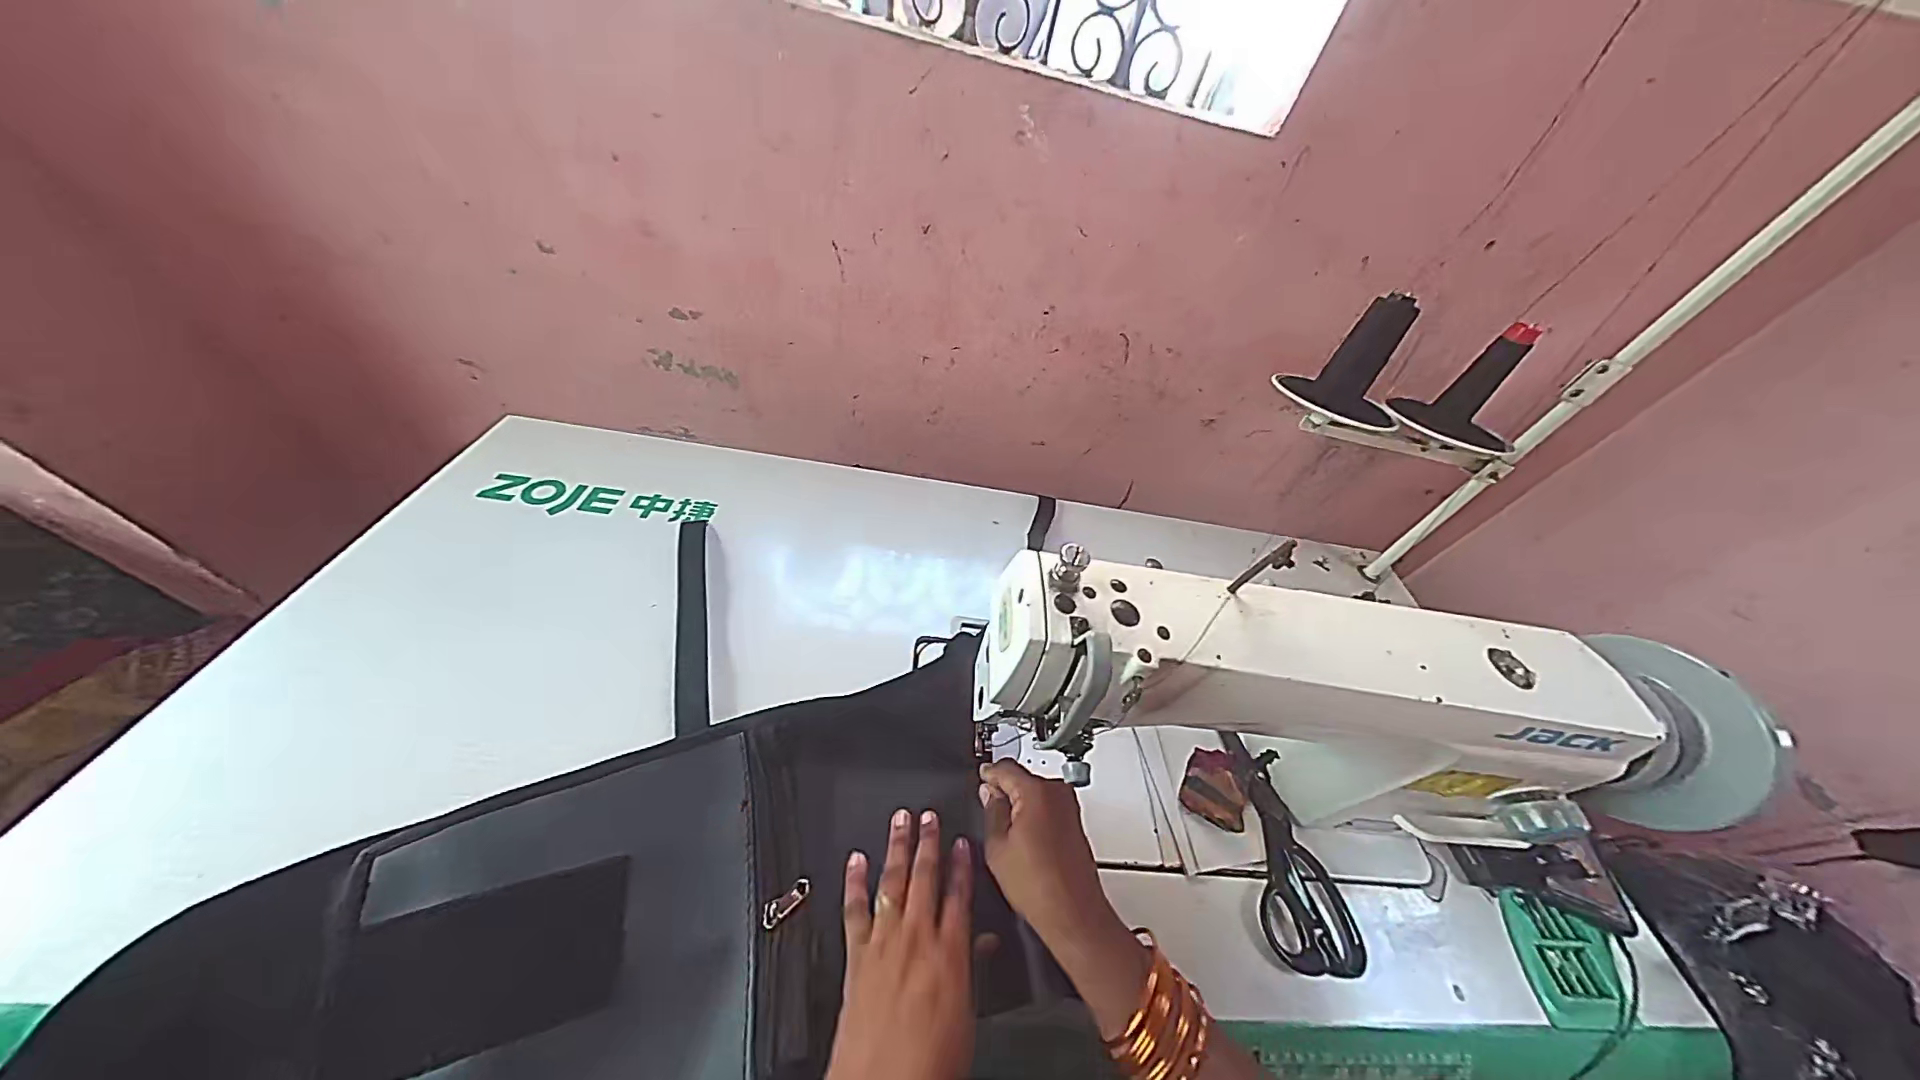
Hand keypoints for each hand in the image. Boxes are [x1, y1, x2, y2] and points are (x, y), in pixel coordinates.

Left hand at [825, 809, 974, 1079]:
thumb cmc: (928, 1063)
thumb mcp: (966, 1016)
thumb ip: (971, 971)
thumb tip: (982, 945)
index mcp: (949, 953)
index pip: (959, 895)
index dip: (961, 865)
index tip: (962, 842)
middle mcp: (916, 939)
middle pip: (925, 878)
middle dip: (928, 843)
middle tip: (929, 815)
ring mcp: (883, 943)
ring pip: (892, 882)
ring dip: (897, 848)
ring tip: (899, 820)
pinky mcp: (856, 957)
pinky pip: (854, 909)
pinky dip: (855, 881)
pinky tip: (856, 860)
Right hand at [976, 760, 1117, 944]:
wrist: (1072, 913)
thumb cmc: (1041, 887)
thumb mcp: (996, 846)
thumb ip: (990, 811)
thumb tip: (989, 794)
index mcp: (1036, 791)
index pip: (1004, 767)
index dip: (987, 773)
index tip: (982, 776)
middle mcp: (1057, 792)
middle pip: (1022, 778)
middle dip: (1004, 790)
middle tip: (988, 808)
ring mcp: (1069, 806)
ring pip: (1035, 792)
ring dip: (1020, 803)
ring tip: (1007, 833)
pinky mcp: (1075, 820)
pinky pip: (1047, 806)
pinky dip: (1034, 814)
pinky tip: (1025, 841)